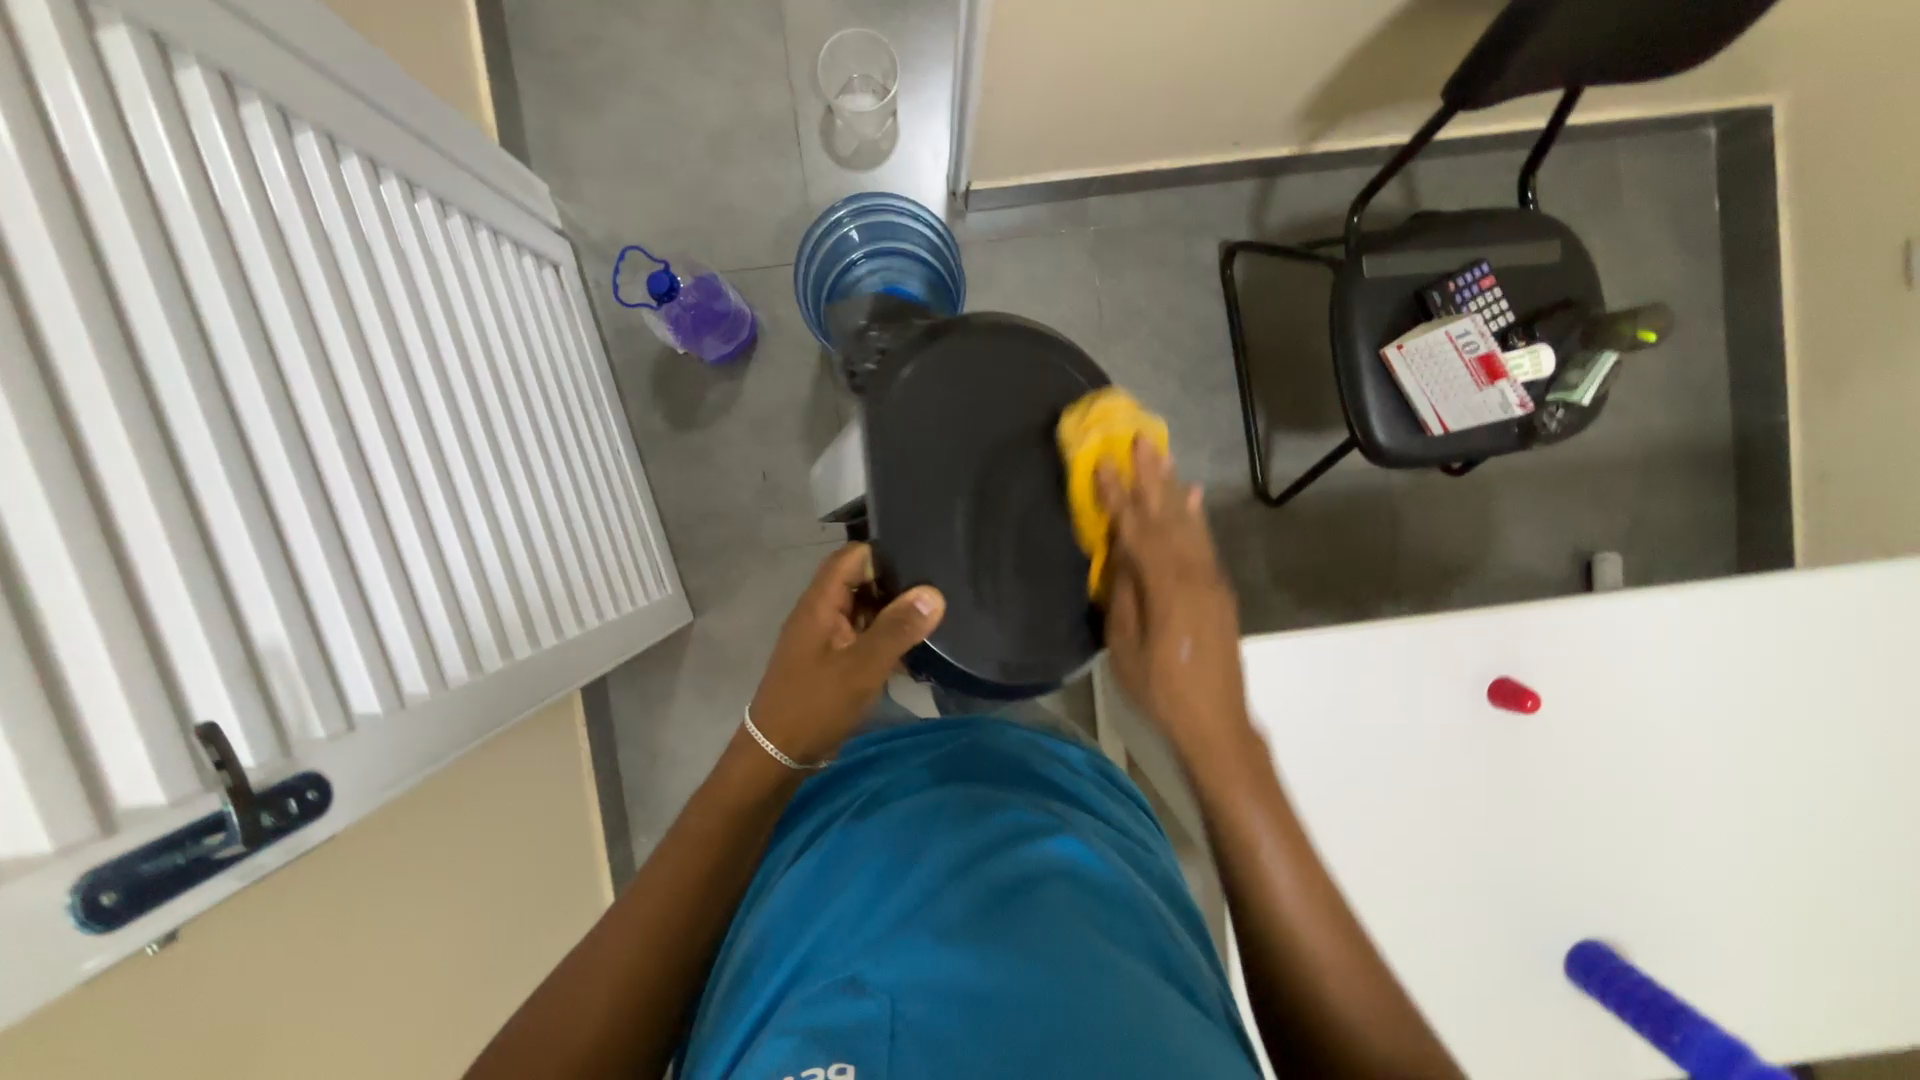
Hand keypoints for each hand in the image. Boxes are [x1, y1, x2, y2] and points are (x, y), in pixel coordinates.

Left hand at [747, 544, 944, 764]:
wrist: (778, 754)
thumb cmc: (817, 704)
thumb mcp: (863, 666)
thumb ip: (898, 628)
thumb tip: (934, 593)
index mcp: (820, 602)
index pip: (854, 556)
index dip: (886, 556)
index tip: (923, 567)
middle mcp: (821, 612)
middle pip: (861, 581)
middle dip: (896, 586)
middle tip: (937, 596)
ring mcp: (825, 637)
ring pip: (864, 610)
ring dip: (893, 615)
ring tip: (934, 621)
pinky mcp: (832, 660)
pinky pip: (863, 636)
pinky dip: (885, 640)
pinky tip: (914, 652)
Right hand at [1098, 440, 1248, 751]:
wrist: (1216, 721)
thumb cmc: (1160, 689)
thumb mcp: (1125, 645)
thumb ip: (1123, 593)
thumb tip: (1120, 552)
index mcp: (1165, 585)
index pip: (1135, 530)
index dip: (1117, 497)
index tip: (1103, 464)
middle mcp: (1193, 572)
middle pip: (1167, 516)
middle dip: (1151, 477)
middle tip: (1141, 439)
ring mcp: (1211, 580)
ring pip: (1188, 524)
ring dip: (1172, 488)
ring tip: (1162, 456)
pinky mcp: (1219, 590)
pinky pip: (1204, 542)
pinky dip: (1195, 516)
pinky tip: (1191, 498)